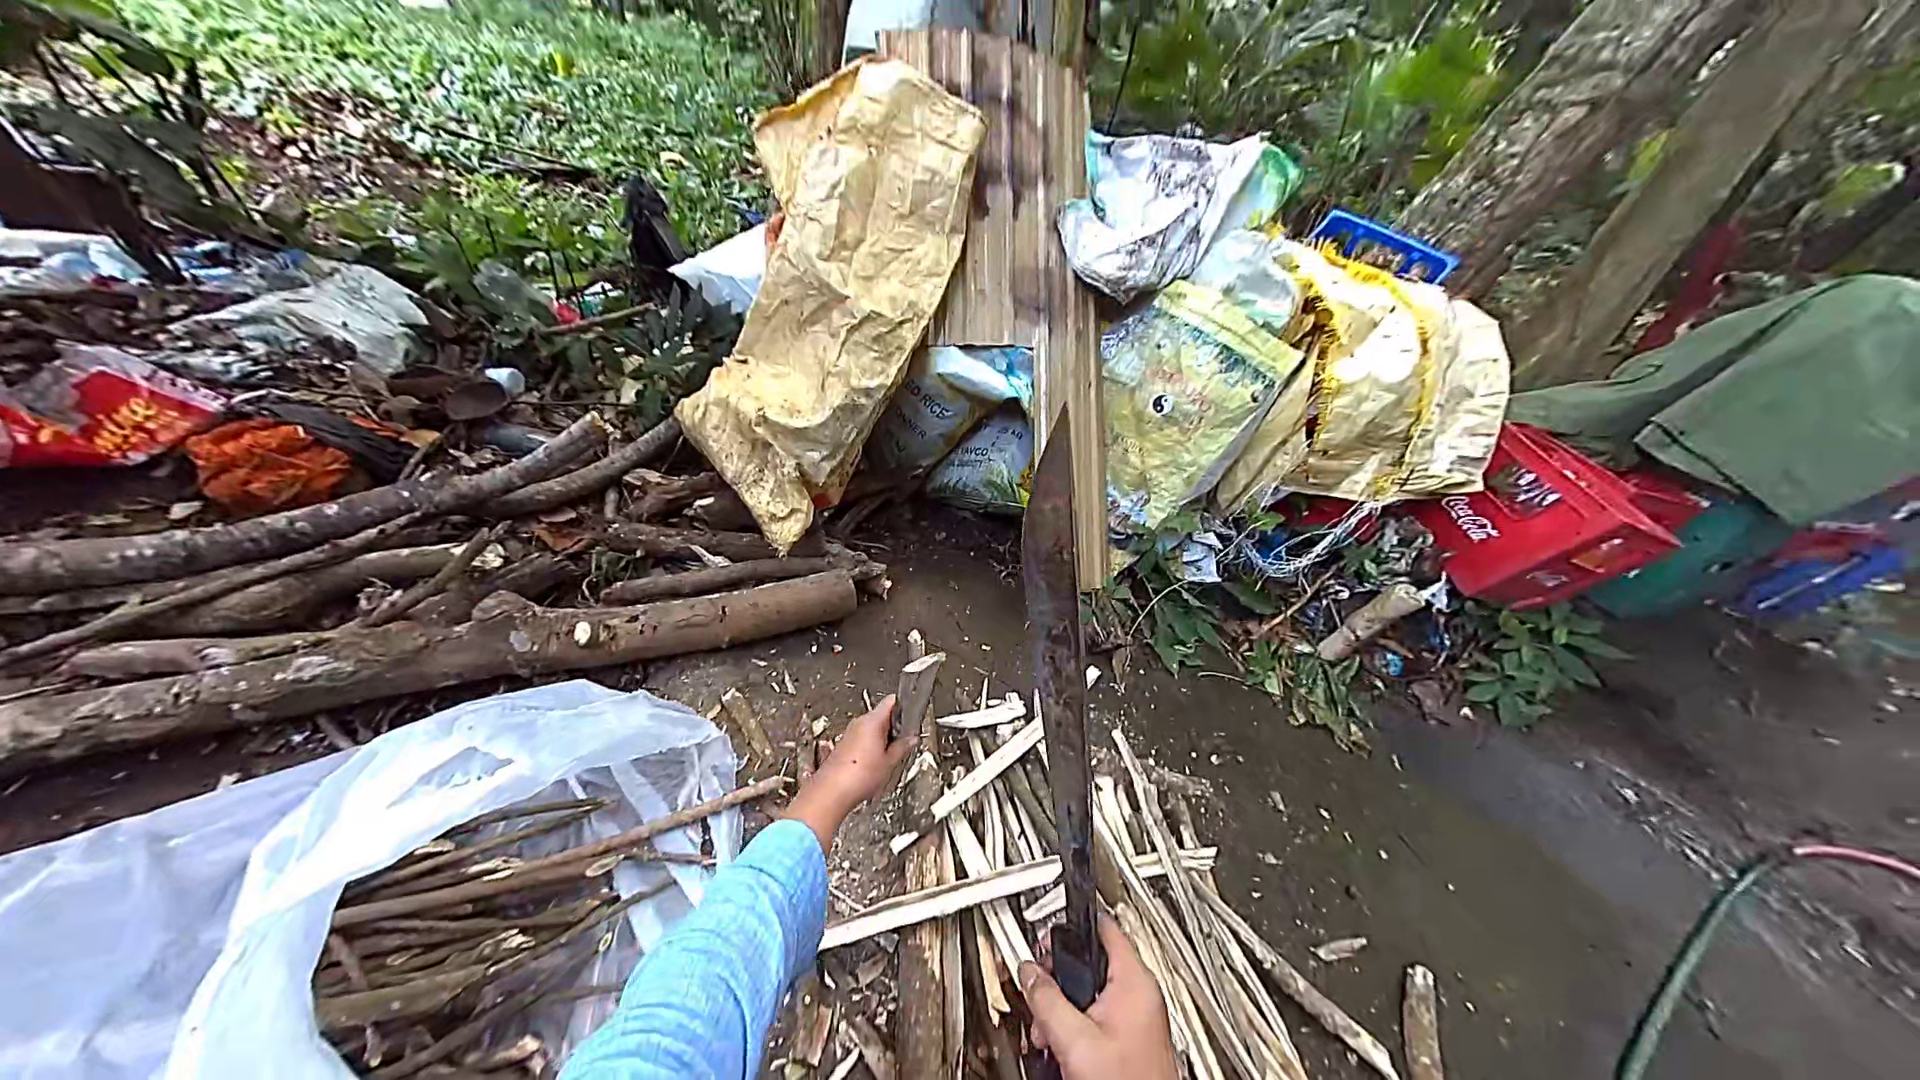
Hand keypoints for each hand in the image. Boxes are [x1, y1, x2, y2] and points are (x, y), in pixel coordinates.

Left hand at [784, 696, 912, 851]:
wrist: (831, 792)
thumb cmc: (859, 776)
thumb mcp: (889, 762)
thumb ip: (902, 747)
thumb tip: (911, 739)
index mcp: (873, 721)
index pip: (891, 702)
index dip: (903, 706)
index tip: (912, 717)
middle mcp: (860, 722)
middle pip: (882, 715)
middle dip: (894, 727)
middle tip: (904, 742)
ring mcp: (850, 733)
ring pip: (872, 728)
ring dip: (883, 737)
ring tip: (890, 756)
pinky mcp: (844, 745)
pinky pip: (862, 738)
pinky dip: (871, 745)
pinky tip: (875, 762)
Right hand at [1018, 915, 1177, 1079]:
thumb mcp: (1076, 1040)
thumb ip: (1047, 999)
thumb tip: (1029, 971)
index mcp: (1135, 982)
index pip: (1104, 926)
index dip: (1074, 923)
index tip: (1049, 928)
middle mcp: (1140, 993)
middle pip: (1091, 959)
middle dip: (1058, 975)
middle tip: (1039, 986)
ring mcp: (1137, 1015)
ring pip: (1090, 989)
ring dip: (1062, 1003)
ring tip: (1047, 1025)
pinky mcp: (1130, 1035)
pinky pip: (1097, 1012)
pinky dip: (1075, 1021)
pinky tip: (1061, 1041)